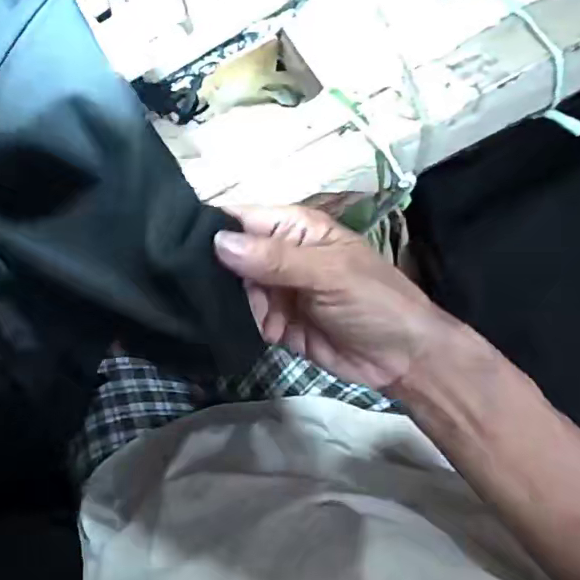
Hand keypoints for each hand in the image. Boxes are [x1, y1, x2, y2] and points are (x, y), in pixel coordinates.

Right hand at [212, 204, 464, 388]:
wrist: (404, 361)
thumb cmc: (375, 302)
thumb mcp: (328, 273)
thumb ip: (275, 259)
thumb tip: (219, 242)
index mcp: (292, 229)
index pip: (240, 218)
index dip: (209, 226)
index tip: (175, 242)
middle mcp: (276, 254)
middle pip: (227, 253)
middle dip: (210, 269)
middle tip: (188, 284)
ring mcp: (272, 289)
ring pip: (229, 287)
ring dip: (225, 300)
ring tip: (221, 311)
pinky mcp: (271, 321)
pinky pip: (241, 316)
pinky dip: (235, 322)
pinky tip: (229, 328)